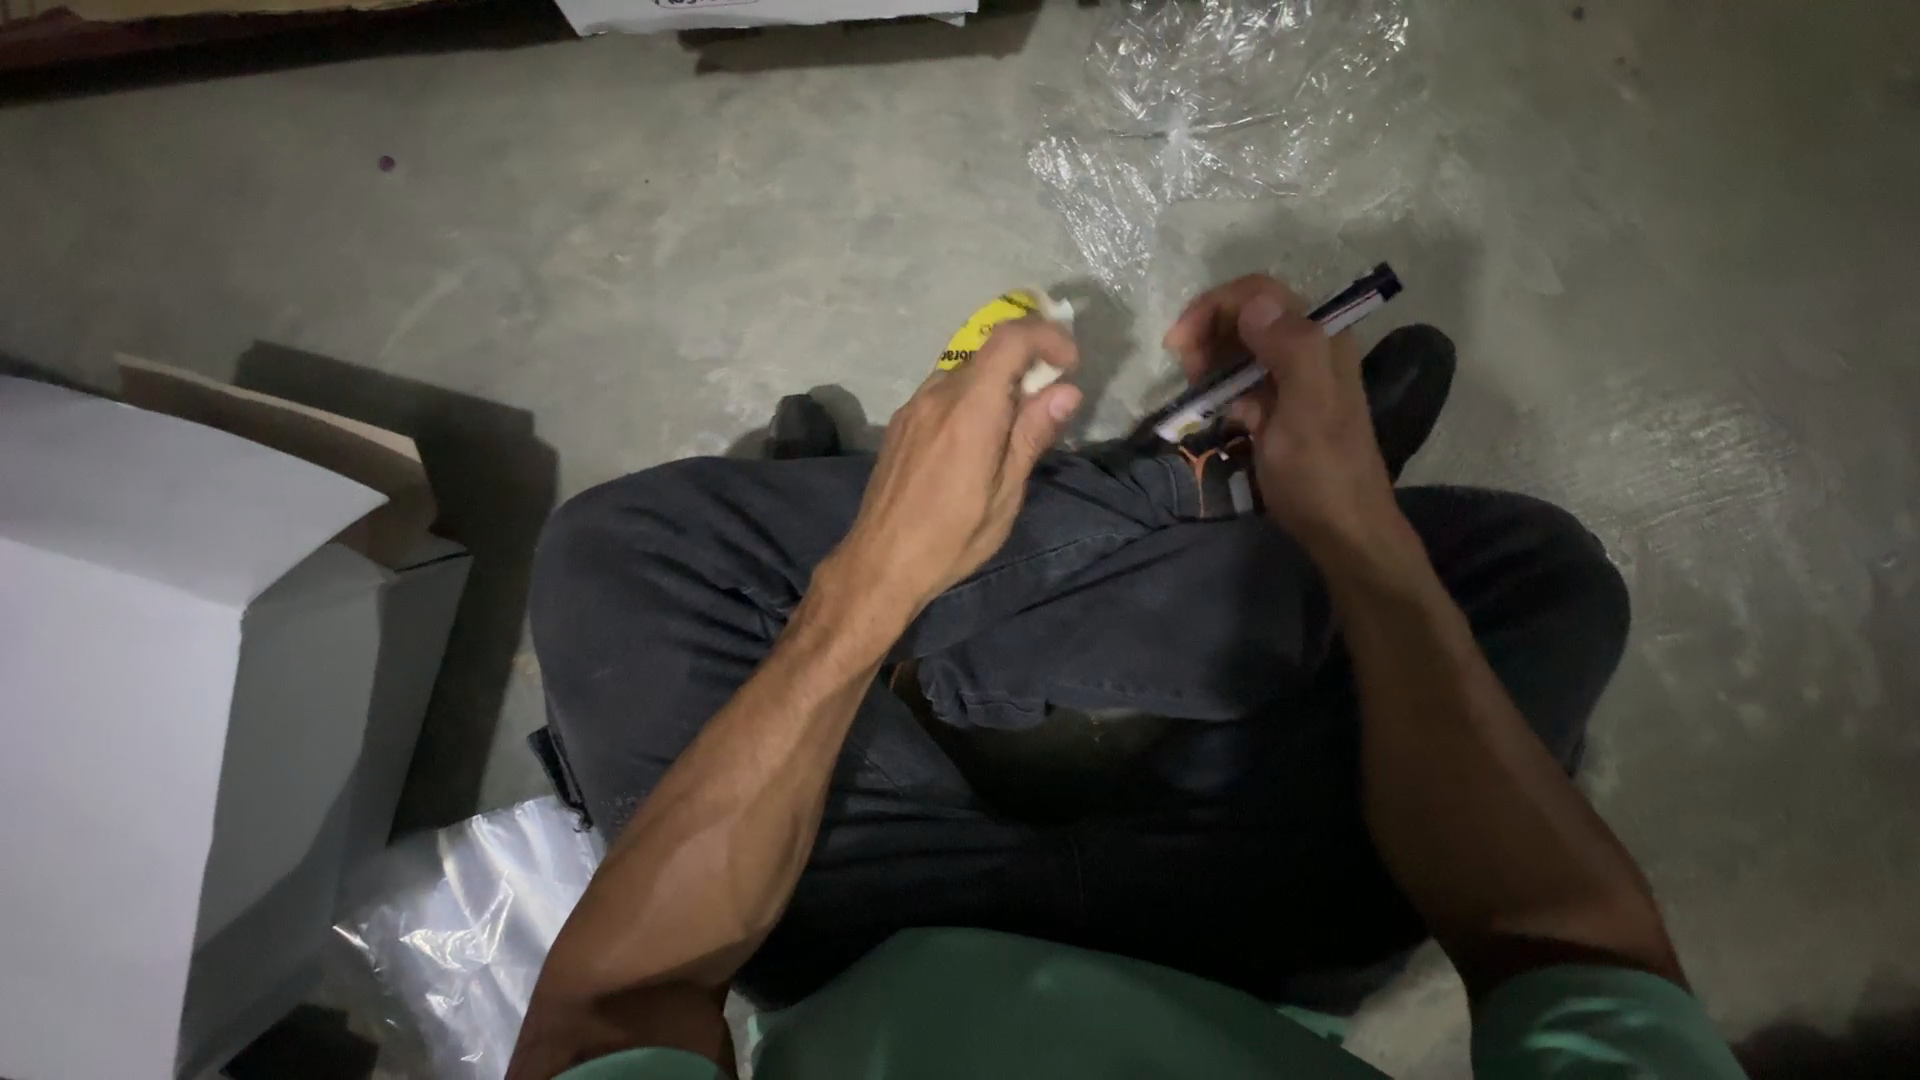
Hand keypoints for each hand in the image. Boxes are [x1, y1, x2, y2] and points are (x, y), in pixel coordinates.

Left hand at [835, 318, 1081, 612]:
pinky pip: (944, 393)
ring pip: (965, 372)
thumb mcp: (1005, 494)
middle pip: (988, 352)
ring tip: (1014, 427)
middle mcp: (937, 395)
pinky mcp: (901, 423)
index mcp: (969, 410)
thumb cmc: (951, 538)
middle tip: (1049, 403)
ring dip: (998, 383)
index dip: (1046, 337)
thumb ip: (1032, 435)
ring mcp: (913, 407)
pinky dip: (972, 398)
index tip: (1070, 365)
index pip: (1009, 339)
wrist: (880, 563)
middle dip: (1027, 364)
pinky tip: (977, 440)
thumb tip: (1066, 391)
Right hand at [1171, 275, 1398, 552]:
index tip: (1178, 344)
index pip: (1260, 293)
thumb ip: (1290, 349)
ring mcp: (1292, 378)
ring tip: (1194, 388)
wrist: (1341, 529)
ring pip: (1240, 346)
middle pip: (1247, 314)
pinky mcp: (1277, 406)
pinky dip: (1218, 386)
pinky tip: (1209, 409)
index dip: (1214, 307)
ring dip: (1209, 358)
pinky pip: (1240, 380)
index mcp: (1321, 338)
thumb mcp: (1307, 409)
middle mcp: (1308, 348)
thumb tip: (1253, 302)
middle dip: (1208, 331)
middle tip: (1185, 368)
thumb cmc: (1321, 472)